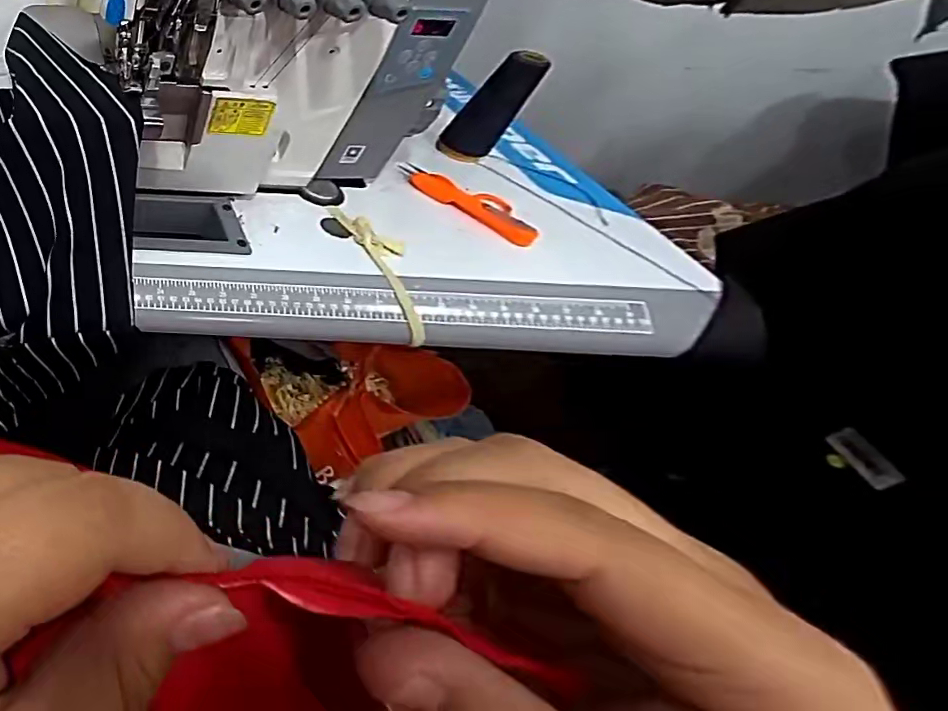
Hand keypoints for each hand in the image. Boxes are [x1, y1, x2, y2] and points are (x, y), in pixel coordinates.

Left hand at [0, 448, 247, 710]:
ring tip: (80, 609)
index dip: (171, 538)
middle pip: (64, 486)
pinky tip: (20, 580)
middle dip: (128, 540)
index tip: (220, 583)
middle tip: (158, 612)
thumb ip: (110, 669)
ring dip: (77, 530)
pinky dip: (29, 518)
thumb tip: (210, 600)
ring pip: (33, 475)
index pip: (90, 514)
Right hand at [335, 435, 890, 710]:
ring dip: (415, 503)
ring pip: (497, 472)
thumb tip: (377, 652)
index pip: (587, 534)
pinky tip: (410, 585)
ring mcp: (634, 564)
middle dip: (429, 495)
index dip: (466, 512)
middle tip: (368, 565)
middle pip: (533, 472)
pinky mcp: (580, 573)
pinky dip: (427, 536)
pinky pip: (483, 518)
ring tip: (375, 571)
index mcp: (758, 651)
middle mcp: (696, 578)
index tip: (367, 516)